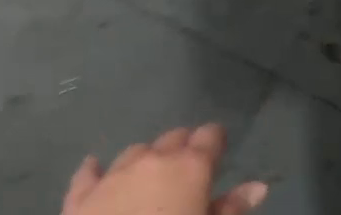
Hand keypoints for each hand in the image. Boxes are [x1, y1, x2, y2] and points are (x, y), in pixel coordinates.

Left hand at [61, 123, 267, 214]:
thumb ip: (232, 207)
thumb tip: (259, 187)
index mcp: (192, 165)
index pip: (212, 134)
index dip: (216, 144)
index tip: (217, 158)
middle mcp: (155, 159)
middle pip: (174, 137)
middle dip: (182, 149)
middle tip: (185, 175)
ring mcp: (115, 175)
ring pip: (136, 151)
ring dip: (145, 160)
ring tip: (148, 181)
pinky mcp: (81, 198)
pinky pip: (86, 174)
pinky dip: (94, 170)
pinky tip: (95, 167)